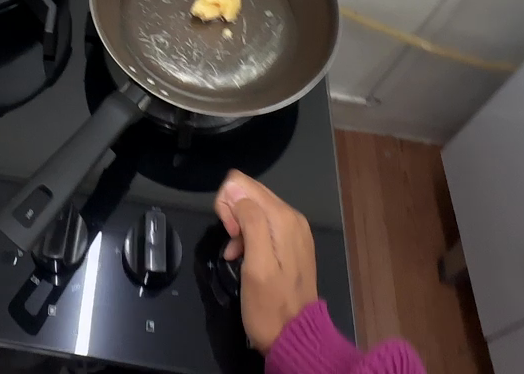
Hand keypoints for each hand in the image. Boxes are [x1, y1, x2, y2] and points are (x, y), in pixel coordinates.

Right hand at [214, 170, 318, 352]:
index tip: (231, 234)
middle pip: (248, 192)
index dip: (228, 206)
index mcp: (283, 218)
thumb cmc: (270, 306)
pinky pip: (262, 223)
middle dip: (233, 214)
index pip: (241, 184)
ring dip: (239, 227)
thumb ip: (250, 223)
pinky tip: (243, 256)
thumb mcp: (256, 265)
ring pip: (253, 208)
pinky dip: (247, 235)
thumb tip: (235, 192)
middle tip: (234, 245)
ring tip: (237, 254)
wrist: (296, 340)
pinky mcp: (291, 242)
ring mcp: (293, 229)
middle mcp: (291, 216)